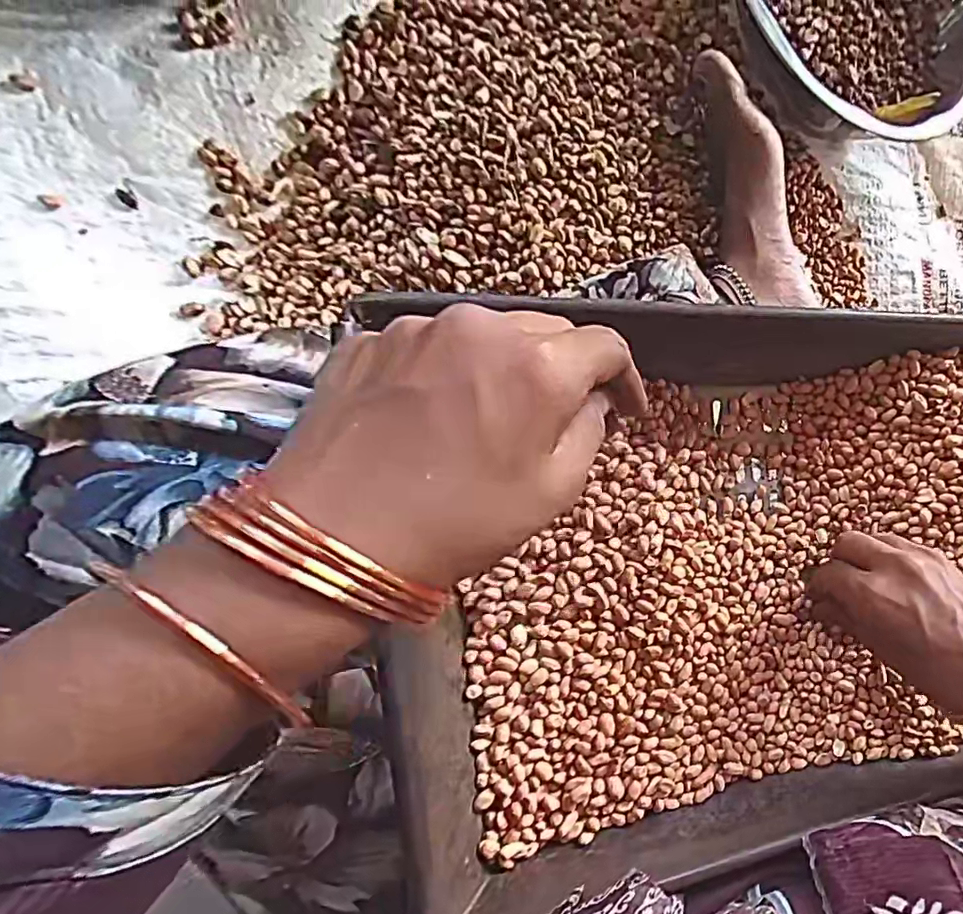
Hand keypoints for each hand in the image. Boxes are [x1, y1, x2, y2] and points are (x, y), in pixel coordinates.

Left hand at [261, 305, 645, 586]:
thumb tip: (594, 401)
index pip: (606, 345)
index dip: (626, 377)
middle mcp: (482, 328)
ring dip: (509, 366)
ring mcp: (419, 327)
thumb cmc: (462, 522)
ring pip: (490, 333)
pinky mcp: (371, 338)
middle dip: (568, 369)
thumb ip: (590, 431)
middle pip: (550, 331)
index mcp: (538, 366)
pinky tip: (442, 413)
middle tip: (563, 415)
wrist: (337, 535)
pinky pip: (435, 343)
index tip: (626, 407)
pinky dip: (454, 369)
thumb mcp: (554, 490)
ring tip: (496, 416)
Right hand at [806, 531, 962, 715]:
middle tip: (837, 584)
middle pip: (847, 541)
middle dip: (837, 561)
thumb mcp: (883, 651)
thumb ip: (848, 620)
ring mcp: (920, 557)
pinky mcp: (941, 557)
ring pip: (875, 537)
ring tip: (864, 580)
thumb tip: (823, 606)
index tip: (817, 595)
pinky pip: (902, 544)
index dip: (818, 585)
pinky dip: (888, 555)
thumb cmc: (939, 673)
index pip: (829, 573)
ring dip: (863, 554)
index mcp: (873, 594)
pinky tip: (892, 579)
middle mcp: (894, 566)